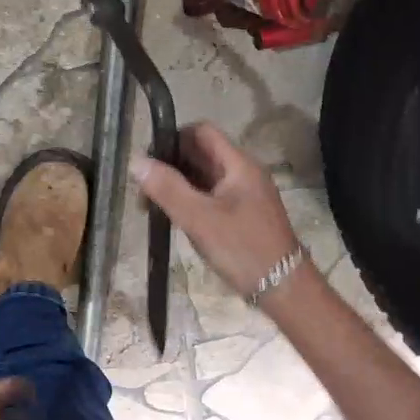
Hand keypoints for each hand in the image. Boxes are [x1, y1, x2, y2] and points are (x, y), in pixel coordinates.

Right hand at [130, 123, 315, 300]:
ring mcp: (243, 194)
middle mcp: (242, 172)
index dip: (172, 138)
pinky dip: (188, 200)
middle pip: (200, 153)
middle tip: (143, 189)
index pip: (201, 131)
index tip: (148, 161)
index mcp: (238, 165)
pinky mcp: (241, 213)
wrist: (283, 288)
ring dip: (176, 185)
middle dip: (169, 166)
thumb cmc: (242, 248)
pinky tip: (172, 218)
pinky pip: (209, 195)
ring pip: (202, 176)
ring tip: (150, 207)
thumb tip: (136, 161)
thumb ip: (167, 187)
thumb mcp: (198, 218)